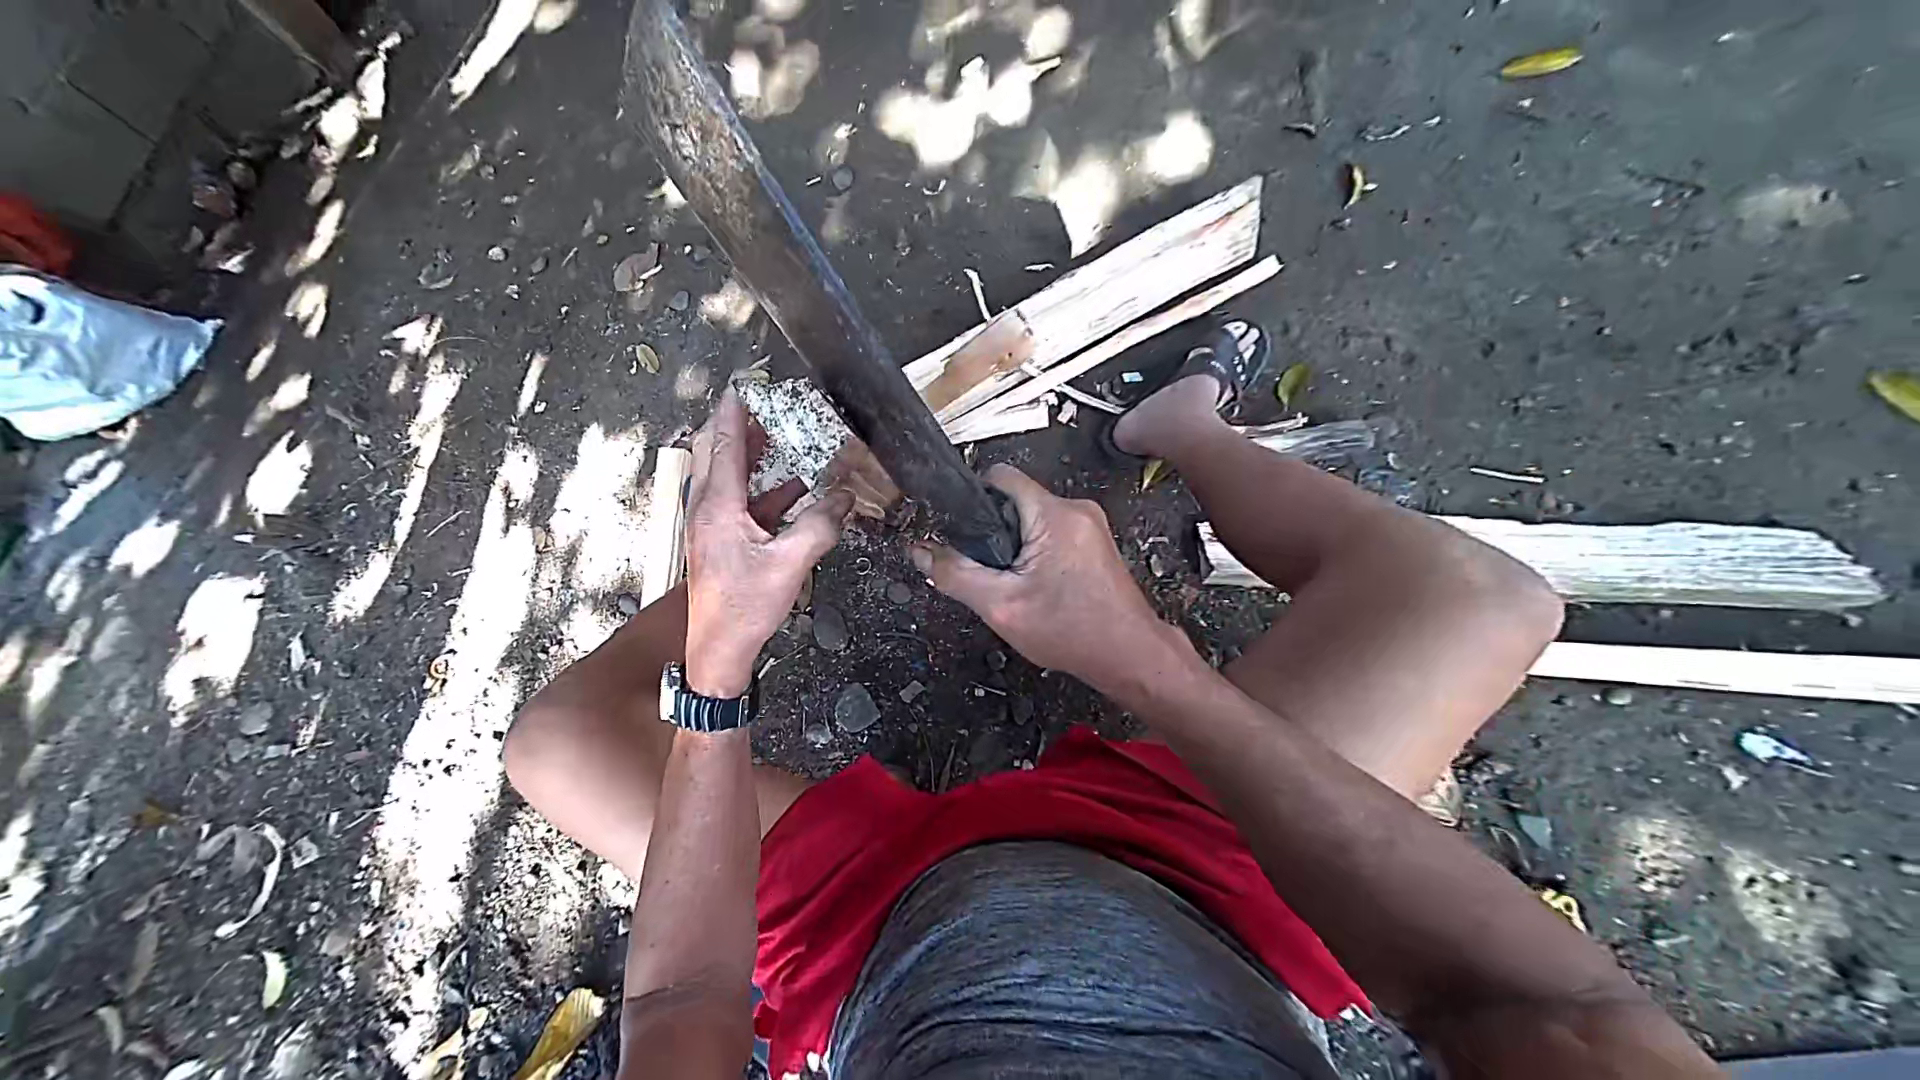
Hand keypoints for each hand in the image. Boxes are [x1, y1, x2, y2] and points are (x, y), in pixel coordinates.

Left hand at [683, 390, 852, 696]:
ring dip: (749, 453)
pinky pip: (740, 500)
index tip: (742, 384)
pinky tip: (790, 486)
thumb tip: (843, 499)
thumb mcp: (790, 564)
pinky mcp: (721, 541)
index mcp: (719, 507)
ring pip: (727, 475)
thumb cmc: (744, 608)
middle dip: (739, 425)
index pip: (726, 445)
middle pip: (718, 453)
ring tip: (775, 435)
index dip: (735, 412)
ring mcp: (712, 525)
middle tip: (762, 405)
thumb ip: (820, 526)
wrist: (718, 648)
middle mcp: (708, 509)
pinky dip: (762, 486)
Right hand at [909, 465, 1191, 697]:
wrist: (1129, 655)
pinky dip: (1037, 554)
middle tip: (993, 572)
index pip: (1000, 477)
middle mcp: (1076, 509)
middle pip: (1015, 501)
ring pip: (1032, 519)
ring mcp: (1090, 525)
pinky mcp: (1095, 541)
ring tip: (1017, 585)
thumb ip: (954, 574)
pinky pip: (1052, 533)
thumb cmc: (1074, 632)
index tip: (962, 528)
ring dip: (1016, 547)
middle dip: (995, 532)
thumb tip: (920, 552)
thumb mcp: (1000, 606)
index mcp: (1054, 514)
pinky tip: (1038, 588)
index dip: (973, 498)